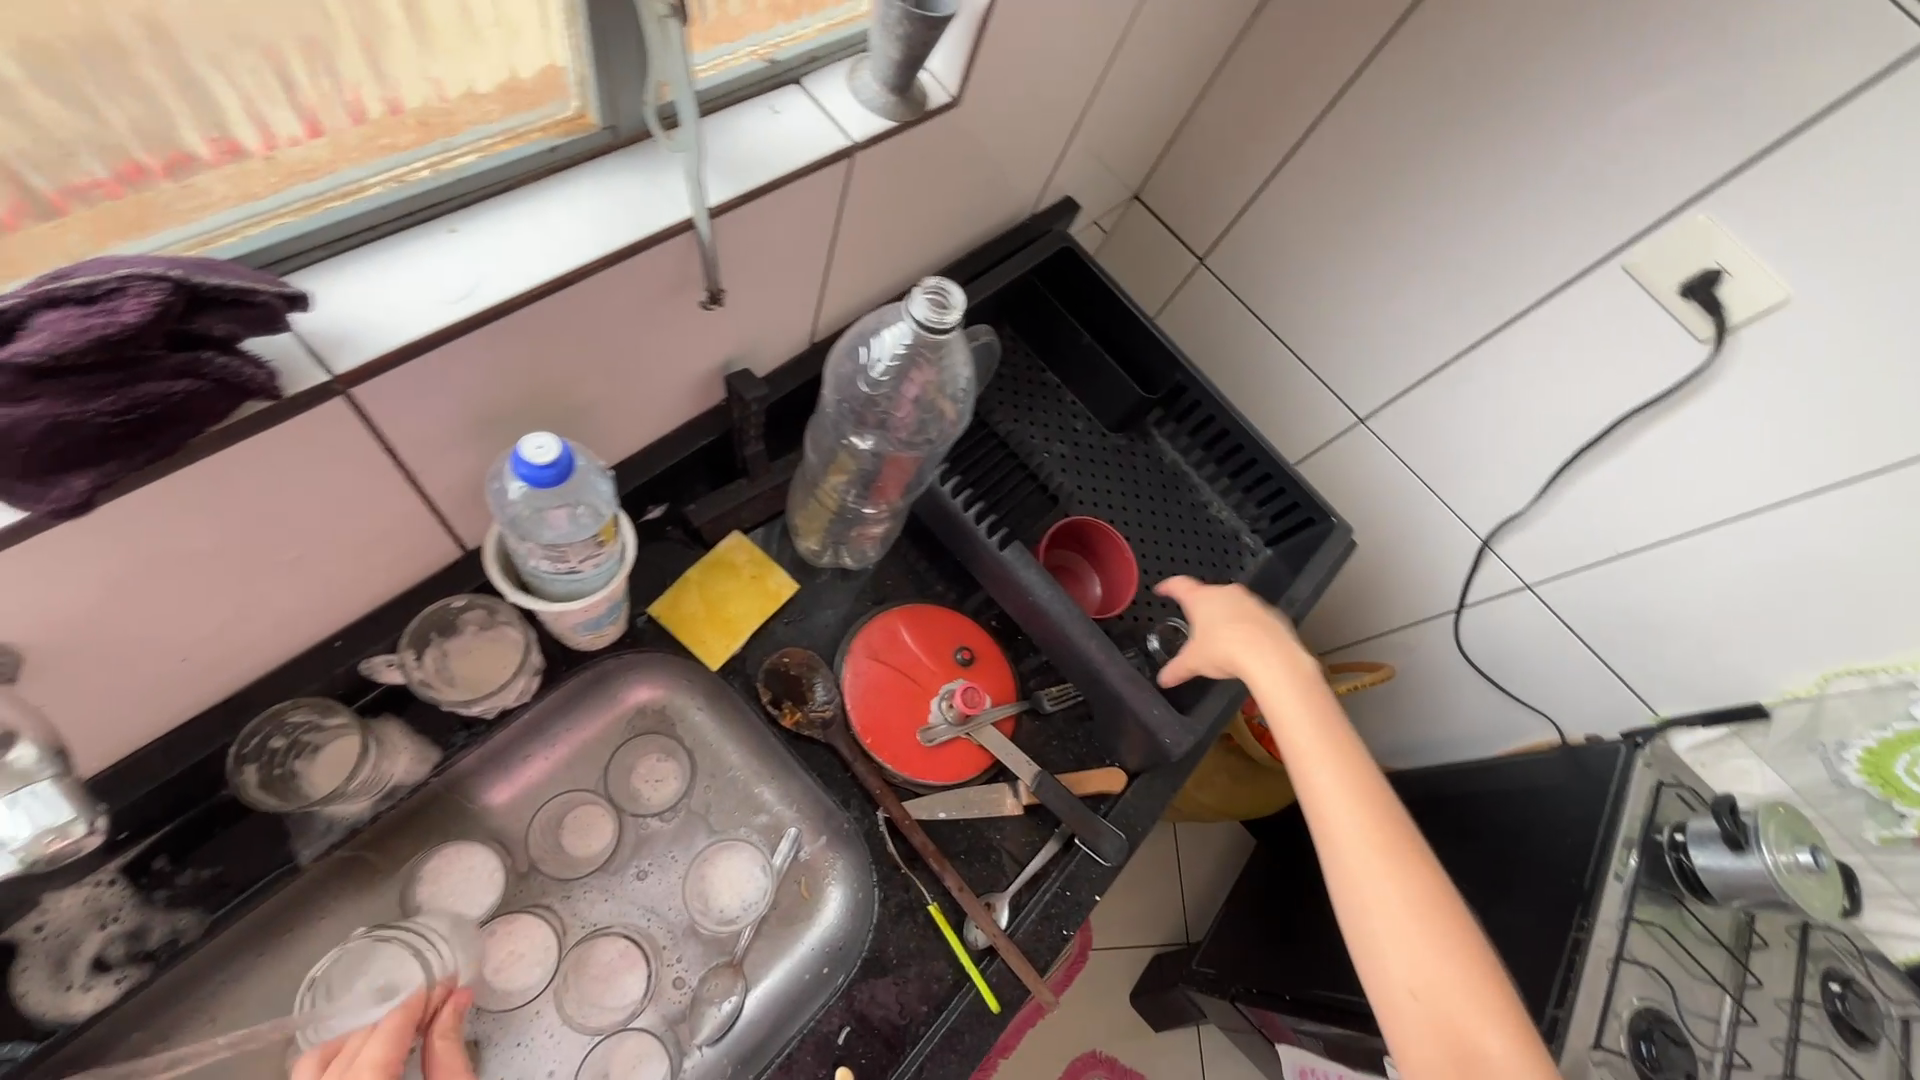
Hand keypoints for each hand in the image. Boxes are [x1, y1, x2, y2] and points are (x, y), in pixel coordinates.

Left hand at [293, 985, 477, 1079]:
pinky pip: (305, 1078)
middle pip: (358, 1042)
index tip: (447, 985)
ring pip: (317, 1060)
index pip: (388, 1031)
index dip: (421, 1001)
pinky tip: (364, 1059)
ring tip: (397, 1034)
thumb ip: (449, 1050)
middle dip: (397, 1019)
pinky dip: (334, 1061)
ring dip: (360, 1038)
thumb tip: (457, 999)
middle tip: (435, 1006)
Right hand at [1151, 576, 1313, 688]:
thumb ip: (1177, 669)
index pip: (1179, 586)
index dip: (1168, 587)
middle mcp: (1225, 593)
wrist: (1270, 656)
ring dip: (1226, 615)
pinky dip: (1247, 626)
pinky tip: (1245, 643)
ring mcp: (1250, 601)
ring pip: (1232, 604)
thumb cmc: (1224, 650)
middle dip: (1201, 606)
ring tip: (1221, 635)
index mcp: (1200, 599)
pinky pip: (1253, 616)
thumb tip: (1164, 679)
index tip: (1163, 589)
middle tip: (1195, 620)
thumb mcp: (1194, 663)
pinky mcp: (1270, 613)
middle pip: (1208, 594)